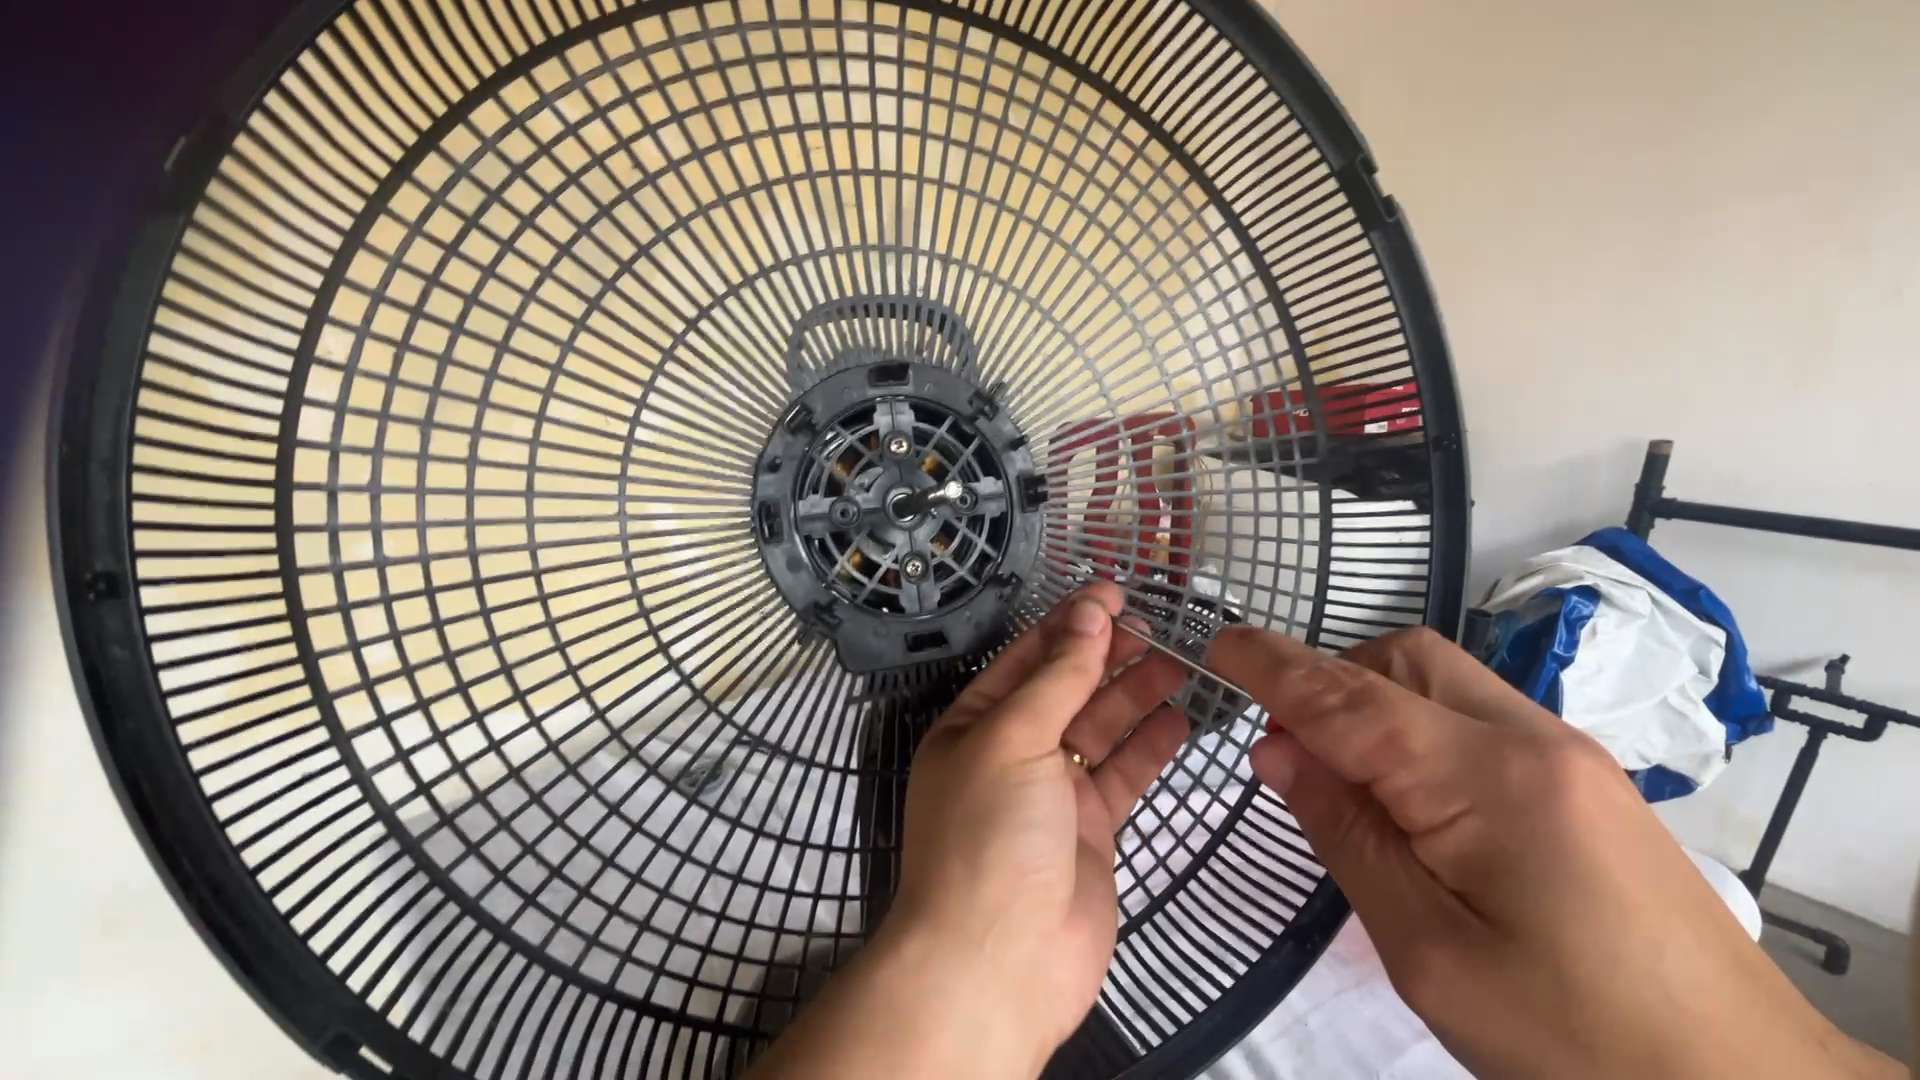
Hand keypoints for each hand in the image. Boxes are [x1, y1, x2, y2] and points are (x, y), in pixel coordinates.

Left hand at [748, 585, 1188, 1078]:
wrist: (999, 960)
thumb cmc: (989, 833)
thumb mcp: (1013, 738)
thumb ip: (1057, 677)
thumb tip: (1088, 613)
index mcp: (975, 724)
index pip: (1027, 658)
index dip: (1069, 623)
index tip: (1114, 592)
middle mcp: (1012, 752)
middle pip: (1067, 689)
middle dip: (1108, 655)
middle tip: (1155, 625)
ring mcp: (1053, 793)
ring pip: (1100, 729)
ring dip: (1135, 694)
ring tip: (1179, 661)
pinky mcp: (1090, 830)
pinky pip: (1123, 775)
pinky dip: (1149, 747)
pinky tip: (1180, 718)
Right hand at [1208, 625, 1902, 1079]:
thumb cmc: (1572, 1036)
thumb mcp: (1426, 949)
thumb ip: (1344, 833)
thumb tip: (1276, 752)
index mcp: (1489, 780)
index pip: (1350, 699)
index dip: (1274, 668)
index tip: (1216, 643)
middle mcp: (1532, 740)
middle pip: (1402, 660)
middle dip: (1325, 678)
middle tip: (1281, 748)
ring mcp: (1567, 753)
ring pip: (1438, 678)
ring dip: (1367, 698)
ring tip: (1336, 772)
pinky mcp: (1581, 779)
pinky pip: (1470, 714)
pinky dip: (1410, 723)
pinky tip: (1401, 790)